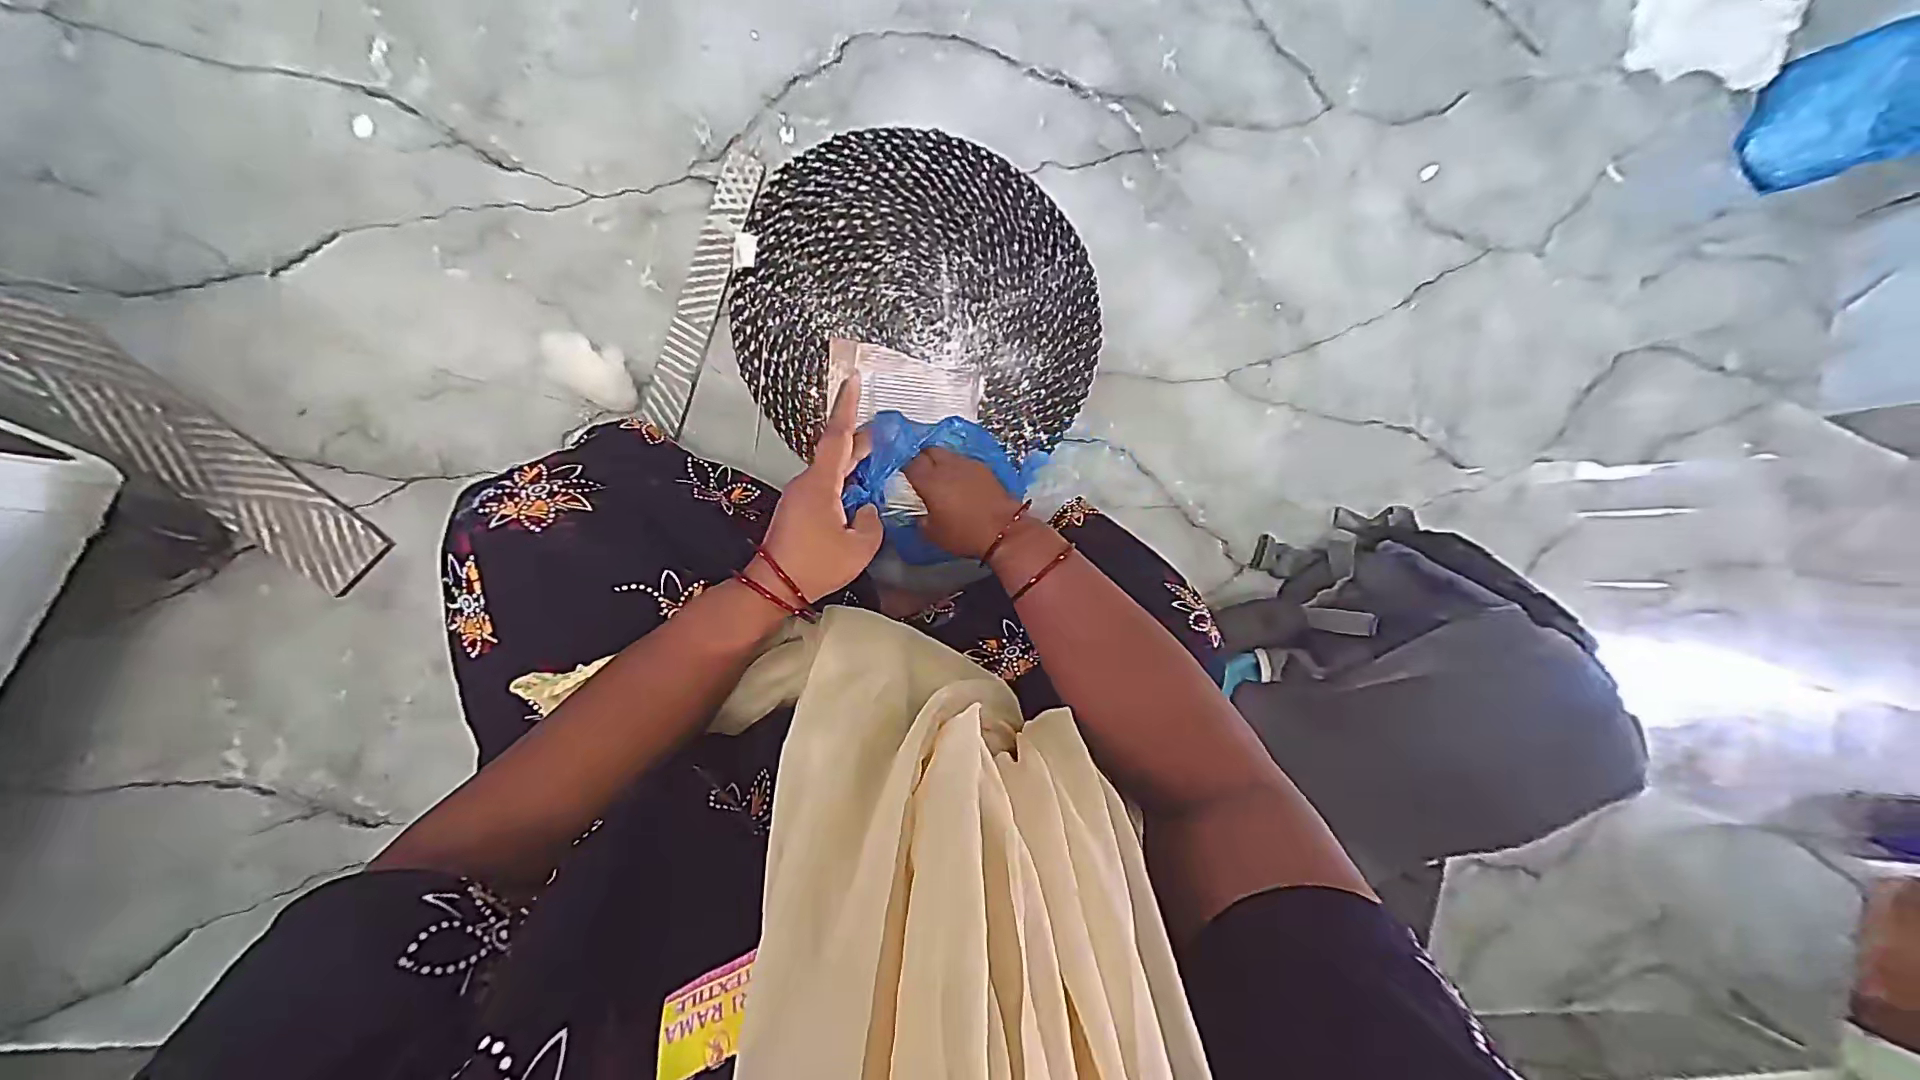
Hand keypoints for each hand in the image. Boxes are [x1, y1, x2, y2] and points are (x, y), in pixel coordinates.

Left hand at [753, 372, 883, 601]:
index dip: (846, 407)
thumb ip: (872, 521)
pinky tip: (860, 493)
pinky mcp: (799, 509)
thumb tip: (866, 509)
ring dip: (854, 465)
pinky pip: (826, 486)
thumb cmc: (816, 565)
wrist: (775, 585)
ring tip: (877, 462)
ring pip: (832, 470)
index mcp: (822, 484)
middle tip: (883, 431)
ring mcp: (801, 495)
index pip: (837, 437)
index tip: (851, 379)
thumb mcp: (860, 547)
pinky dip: (845, 483)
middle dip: (860, 439)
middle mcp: (808, 482)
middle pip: (836, 451)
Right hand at [902, 446, 1025, 558]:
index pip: (909, 464)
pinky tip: (960, 480)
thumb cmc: (964, 534)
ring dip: (941, 461)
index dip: (904, 469)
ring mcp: (967, 464)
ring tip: (941, 477)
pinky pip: (964, 461)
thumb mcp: (932, 534)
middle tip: (921, 474)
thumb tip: (918, 513)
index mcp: (929, 481)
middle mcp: (947, 466)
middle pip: (928, 451)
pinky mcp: (983, 468)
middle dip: (922, 459)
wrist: (1003, 530)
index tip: (904, 478)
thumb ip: (919, 519)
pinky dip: (958, 467)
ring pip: (947, 453)